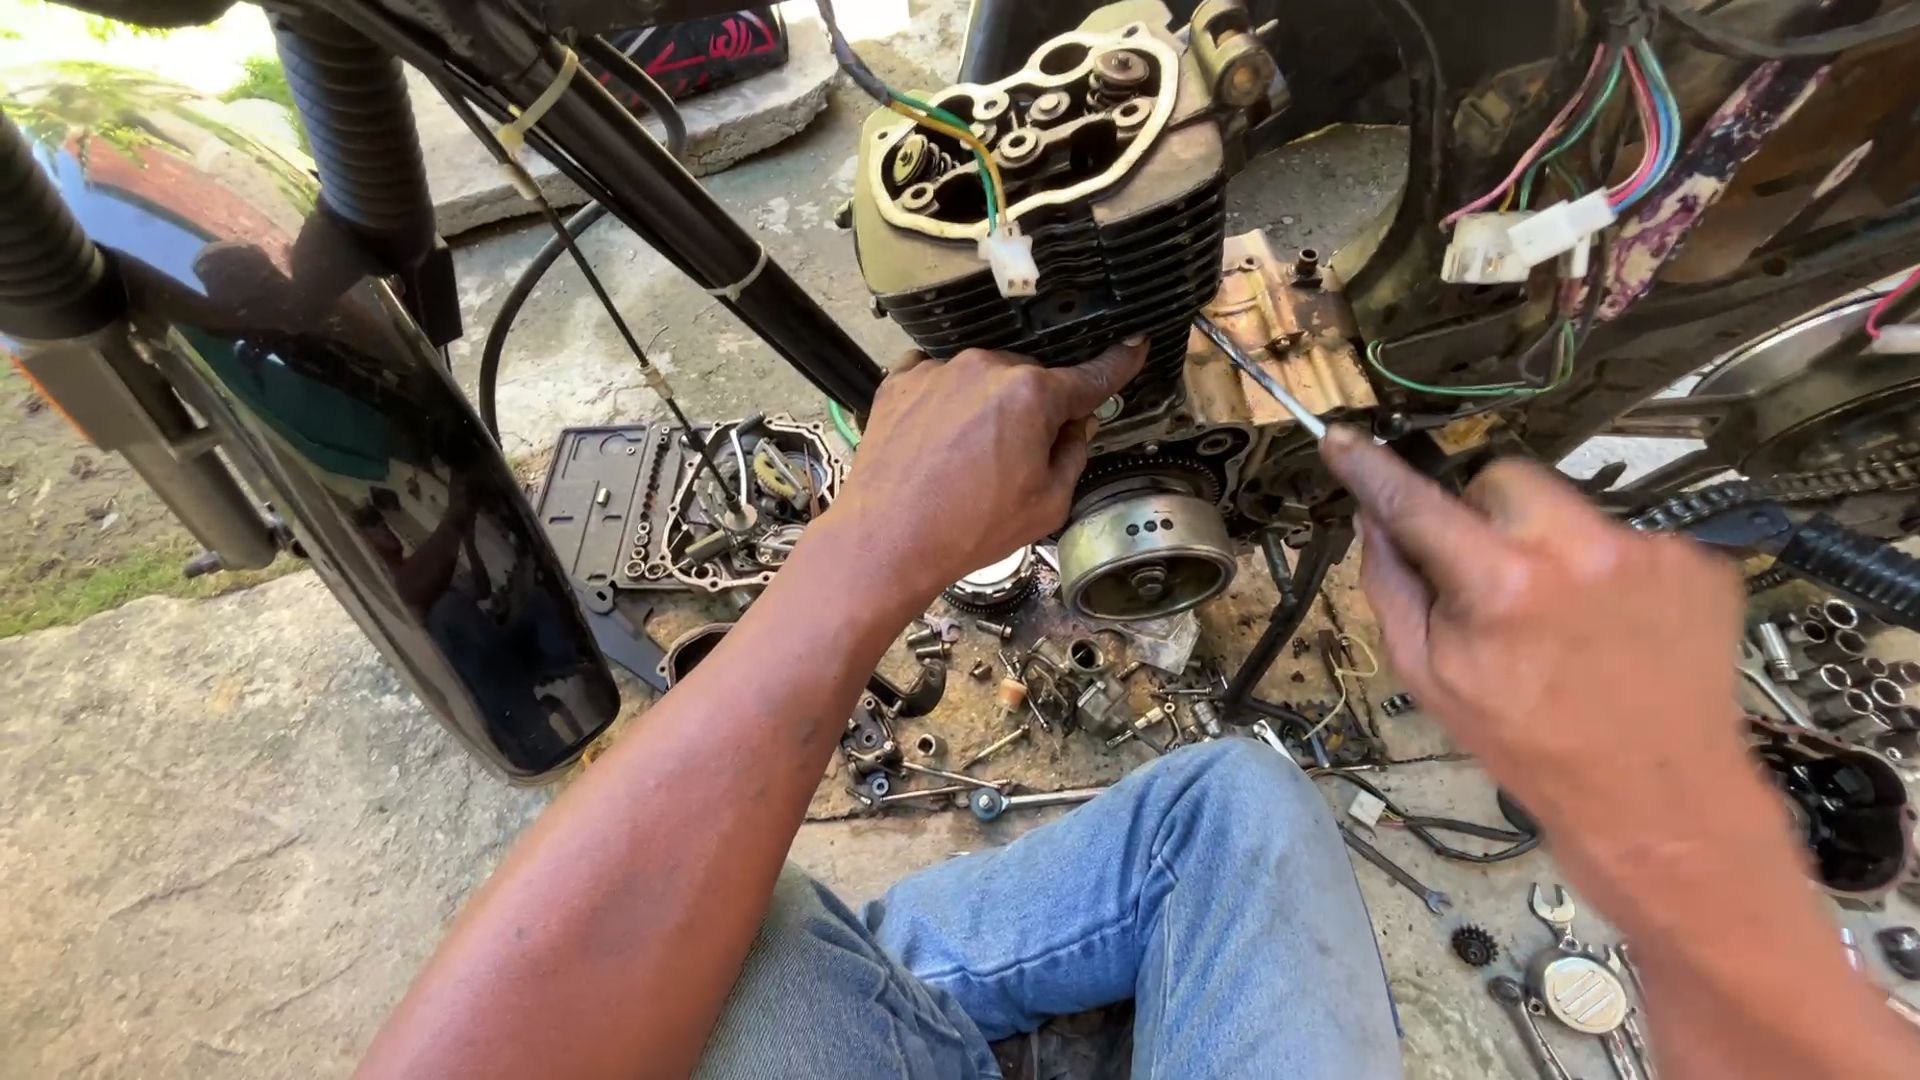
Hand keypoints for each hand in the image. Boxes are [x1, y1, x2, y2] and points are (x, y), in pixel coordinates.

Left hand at [827, 339, 1146, 602]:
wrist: (887, 540)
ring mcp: (938, 370)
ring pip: (983, 379)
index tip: (1132, 348)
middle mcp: (984, 368)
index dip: (1117, 364)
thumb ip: (1072, 455)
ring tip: (966, 460)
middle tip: (1017, 459)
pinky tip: (940, 441)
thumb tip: (1073, 428)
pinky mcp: (900, 381)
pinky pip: (939, 379)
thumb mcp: (1047, 504)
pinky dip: (947, 401)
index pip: (1089, 376)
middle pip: (1030, 381)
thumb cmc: (967, 529)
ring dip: (987, 406)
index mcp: (1031, 396)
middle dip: (1034, 410)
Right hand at [1317, 426, 1749, 854]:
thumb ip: (1390, 584)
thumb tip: (1372, 519)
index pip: (1417, 504)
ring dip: (1536, 539)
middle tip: (1479, 572)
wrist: (1655, 794)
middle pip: (1501, 479)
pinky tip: (1599, 621)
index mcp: (1502, 585)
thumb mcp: (1424, 671)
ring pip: (1560, 504)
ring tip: (1549, 611)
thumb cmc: (1520, 738)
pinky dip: (1592, 565)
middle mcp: (1582, 552)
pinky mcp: (1698, 563)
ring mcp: (1651, 553)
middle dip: (1478, 512)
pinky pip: (1615, 535)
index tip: (1339, 437)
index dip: (1369, 468)